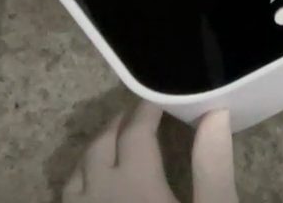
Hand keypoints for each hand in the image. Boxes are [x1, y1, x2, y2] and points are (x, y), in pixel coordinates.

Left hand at [62, 102, 238, 202]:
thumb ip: (212, 164)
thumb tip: (215, 111)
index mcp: (132, 187)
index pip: (135, 133)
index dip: (148, 106)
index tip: (165, 90)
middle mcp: (97, 201)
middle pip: (98, 148)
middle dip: (121, 122)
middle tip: (147, 107)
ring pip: (74, 176)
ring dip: (97, 149)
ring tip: (121, 138)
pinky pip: (68, 202)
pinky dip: (82, 181)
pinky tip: (100, 184)